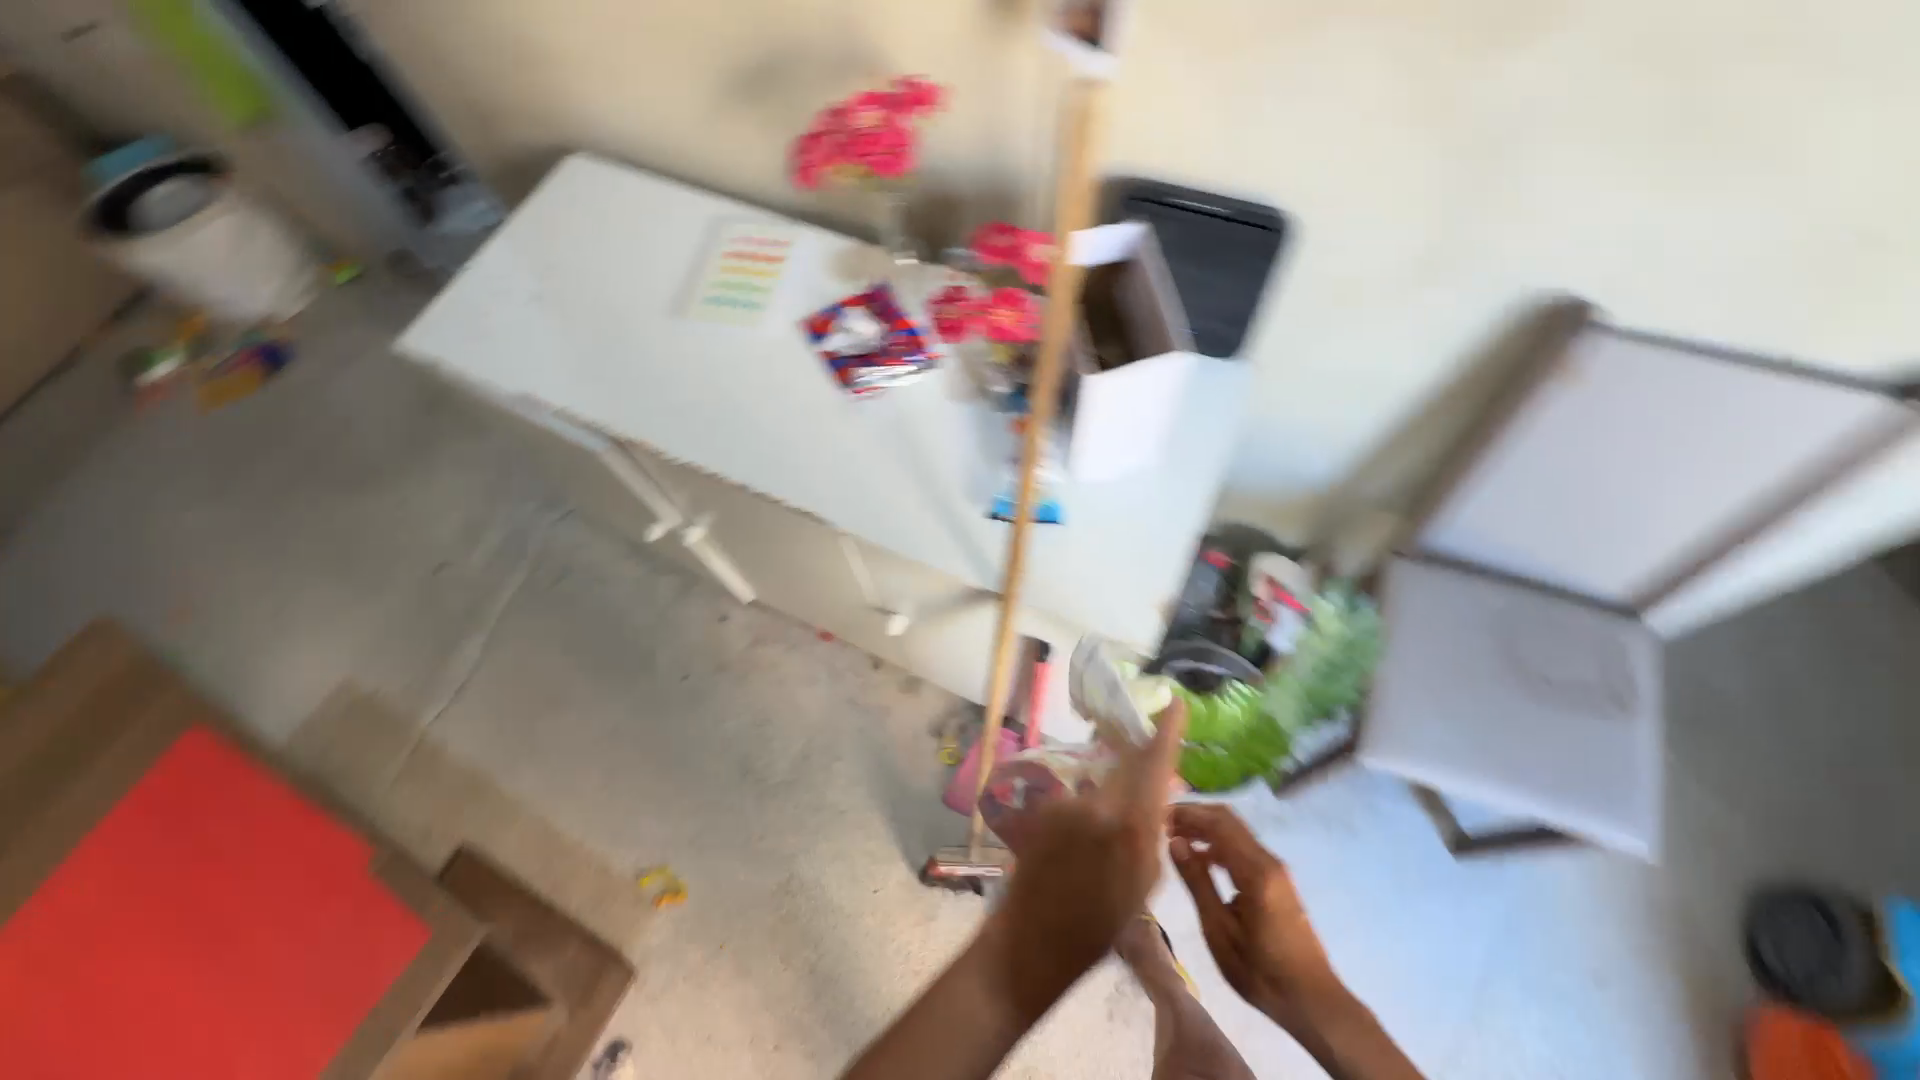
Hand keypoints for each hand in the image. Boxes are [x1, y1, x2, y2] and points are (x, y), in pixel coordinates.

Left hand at [988, 699, 1186, 1015]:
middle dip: (1137, 769)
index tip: (1174, 703)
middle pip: (1124, 769)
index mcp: (1131, 826)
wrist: (1034, 941)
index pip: (1154, 766)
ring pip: (1098, 788)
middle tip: (1146, 786)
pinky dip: (1082, 815)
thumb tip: (1160, 799)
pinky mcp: (1041, 810)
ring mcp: (1064, 805)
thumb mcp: (1143, 884)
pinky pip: (1074, 802)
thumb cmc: (1100, 926)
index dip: (1166, 733)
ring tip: (1101, 841)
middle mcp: (1096, 804)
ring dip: (1106, 800)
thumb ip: (1152, 834)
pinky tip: (1074, 846)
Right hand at [1167, 804, 1343, 1025]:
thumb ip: (1197, 881)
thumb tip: (1176, 841)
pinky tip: (1203, 861)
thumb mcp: (1218, 929)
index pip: (1218, 823)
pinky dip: (1220, 846)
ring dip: (1207, 830)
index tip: (1158, 819)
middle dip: (1196, 817)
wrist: (1311, 999)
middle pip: (1229, 821)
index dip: (1187, 814)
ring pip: (1238, 834)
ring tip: (1177, 840)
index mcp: (1255, 871)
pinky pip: (1245, 850)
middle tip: (1164, 825)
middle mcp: (1269, 861)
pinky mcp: (1278, 883)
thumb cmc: (1259, 970)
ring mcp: (1277, 871)